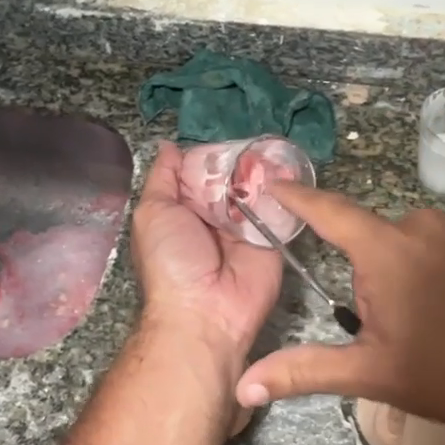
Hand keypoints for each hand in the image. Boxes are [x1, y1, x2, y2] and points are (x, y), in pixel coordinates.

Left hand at [131, 142, 283, 365]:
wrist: (204, 311)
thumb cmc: (171, 260)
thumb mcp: (152, 212)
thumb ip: (164, 178)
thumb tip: (170, 146)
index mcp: (185, 207)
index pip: (201, 169)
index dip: (211, 153)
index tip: (225, 133)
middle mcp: (216, 214)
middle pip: (232, 175)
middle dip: (241, 158)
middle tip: (255, 136)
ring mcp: (247, 225)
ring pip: (258, 187)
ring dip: (265, 169)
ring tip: (275, 145)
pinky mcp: (274, 237)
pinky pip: (281, 208)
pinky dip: (286, 189)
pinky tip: (291, 168)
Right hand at [234, 183, 444, 433]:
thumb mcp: (373, 374)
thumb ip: (305, 371)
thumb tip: (244, 385)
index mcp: (387, 250)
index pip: (328, 211)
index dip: (297, 196)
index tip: (272, 182)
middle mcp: (424, 224)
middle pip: (374, 240)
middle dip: (372, 276)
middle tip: (393, 328)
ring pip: (414, 244)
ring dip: (409, 272)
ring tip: (435, 324)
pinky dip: (444, 269)